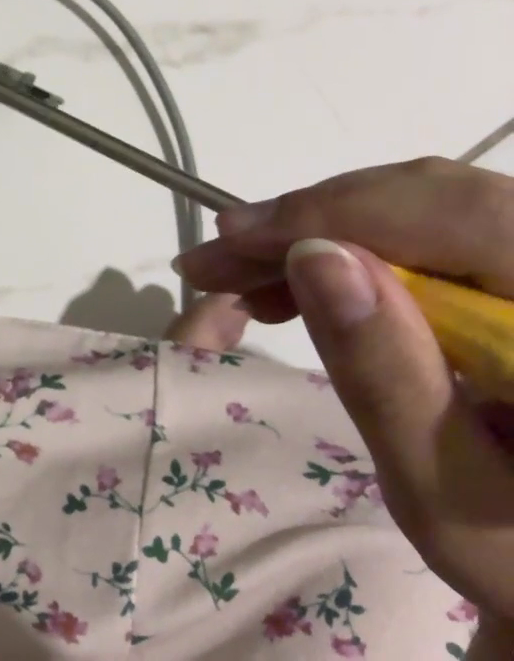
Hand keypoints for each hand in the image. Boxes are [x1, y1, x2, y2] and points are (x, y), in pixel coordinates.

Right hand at [175, 157, 513, 624]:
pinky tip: (306, 283)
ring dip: (327, 233)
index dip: (340, 213)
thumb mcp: (442, 483)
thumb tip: (316, 258)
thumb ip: (384, 372)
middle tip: (216, 258)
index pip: (469, 219)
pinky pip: (446, 234)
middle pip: (449, 200)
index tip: (230, 238)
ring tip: (243, 276)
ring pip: (438, 208)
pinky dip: (359, 250)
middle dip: (316, 219)